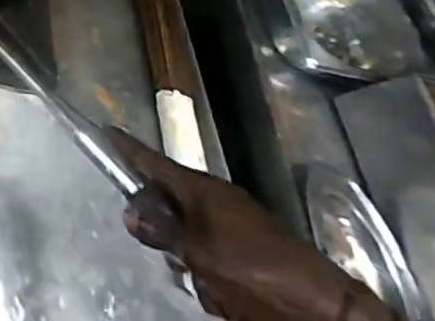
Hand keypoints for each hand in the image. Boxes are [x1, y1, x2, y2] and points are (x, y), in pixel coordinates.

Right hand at [110, 129, 397, 320]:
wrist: (325, 308)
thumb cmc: (255, 272)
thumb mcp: (200, 255)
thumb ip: (162, 231)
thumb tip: (130, 209)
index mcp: (201, 189)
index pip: (154, 162)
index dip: (129, 149)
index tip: (109, 131)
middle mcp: (216, 198)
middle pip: (169, 199)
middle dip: (161, 224)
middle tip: (156, 245)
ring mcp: (235, 222)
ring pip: (190, 232)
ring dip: (189, 258)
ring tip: (205, 286)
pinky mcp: (251, 248)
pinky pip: (212, 252)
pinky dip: (210, 272)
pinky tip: (222, 297)